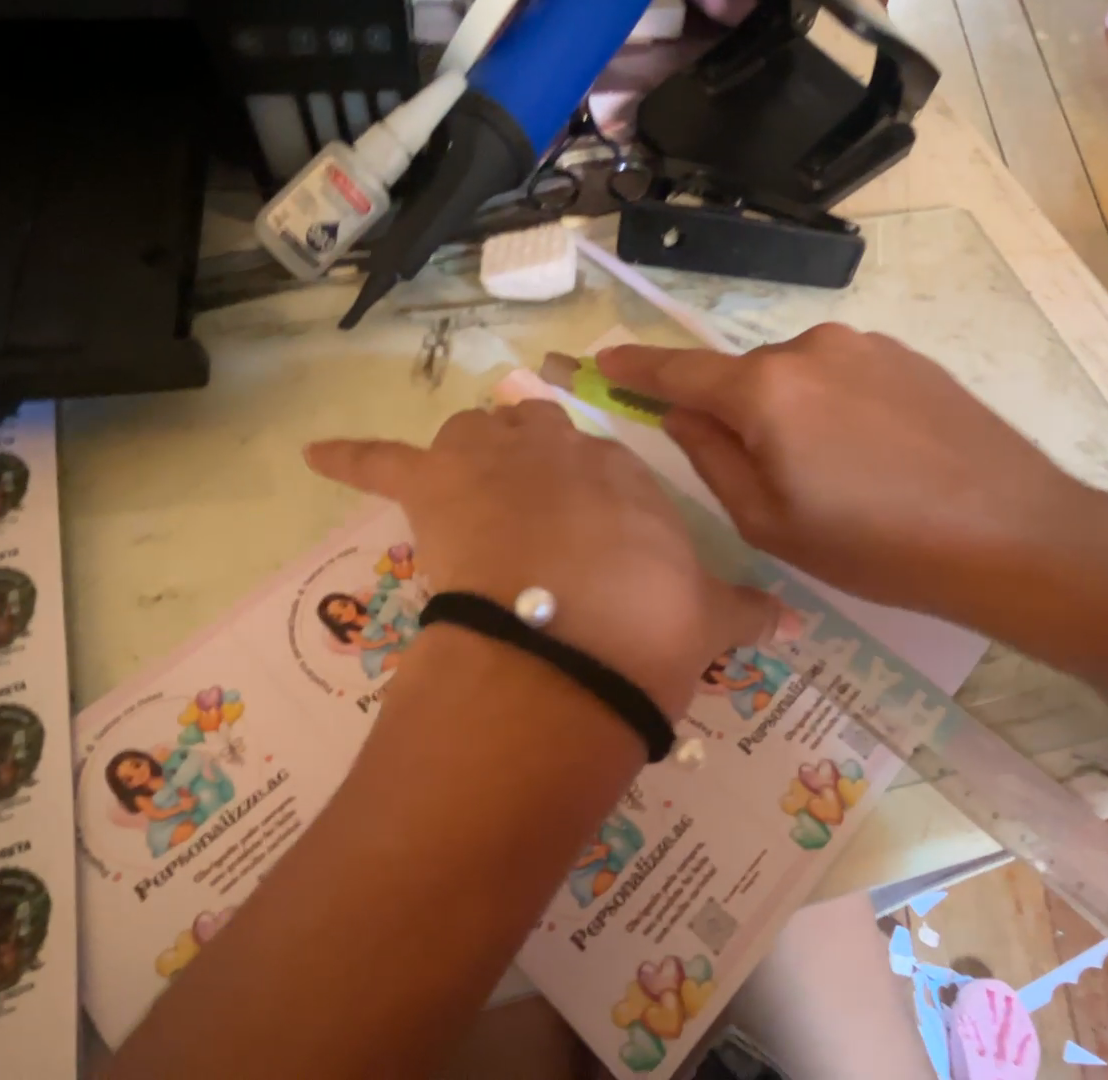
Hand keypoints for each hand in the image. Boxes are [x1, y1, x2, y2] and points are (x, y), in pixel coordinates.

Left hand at [305, 403, 779, 716]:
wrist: (578, 647)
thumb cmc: (646, 631)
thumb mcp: (705, 622)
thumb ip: (746, 613)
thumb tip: (795, 622)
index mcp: (626, 479)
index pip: (604, 472)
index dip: (591, 508)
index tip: (588, 543)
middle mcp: (564, 454)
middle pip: (540, 436)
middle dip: (536, 465)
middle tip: (533, 519)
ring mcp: (498, 461)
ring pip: (476, 432)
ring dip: (472, 455)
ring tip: (467, 493)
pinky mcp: (438, 485)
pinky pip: (383, 463)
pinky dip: (351, 457)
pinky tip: (312, 453)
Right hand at [598, 325, 1107, 645]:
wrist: (1012, 536)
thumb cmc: (873, 546)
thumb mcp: (769, 523)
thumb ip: (710, 458)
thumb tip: (678, 414)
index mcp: (766, 390)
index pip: (678, 370)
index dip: (635, 368)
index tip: (601, 360)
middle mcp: (810, 347)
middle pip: (741, 378)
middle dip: (732, 416)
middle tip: (759, 479)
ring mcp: (866, 345)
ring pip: (793, 378)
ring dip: (786, 416)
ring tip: (828, 478)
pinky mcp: (908, 356)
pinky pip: (839, 377)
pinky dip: (829, 410)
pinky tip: (868, 459)